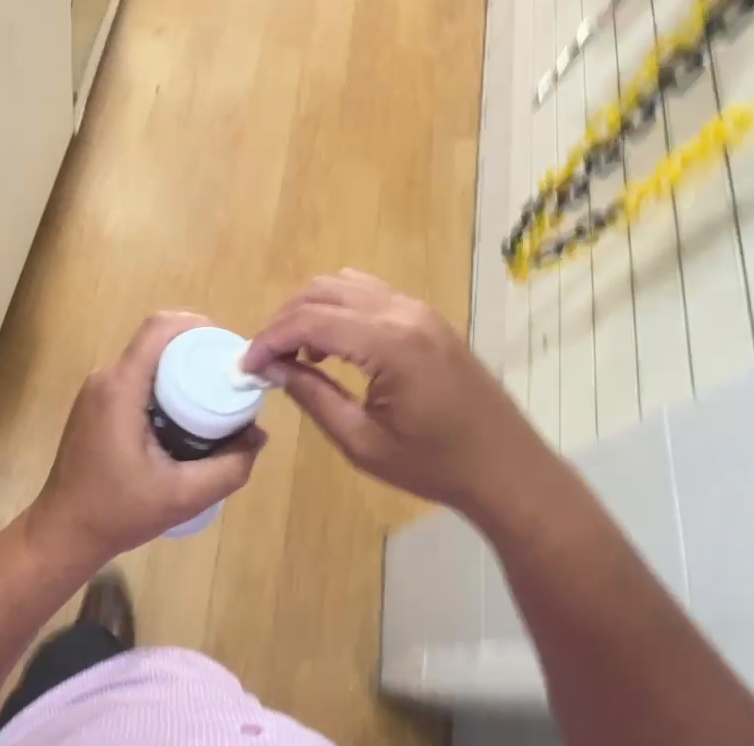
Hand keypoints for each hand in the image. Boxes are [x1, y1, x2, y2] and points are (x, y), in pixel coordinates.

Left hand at [26, 311, 266, 568]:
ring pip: (147, 361)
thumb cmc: (119, 512)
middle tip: (229, 379)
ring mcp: (96, 391)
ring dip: (180, 370)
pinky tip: (185, 417)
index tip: (228, 349)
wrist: (63, 533)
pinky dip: (163, 385)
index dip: (197, 326)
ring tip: (213, 399)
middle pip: (156, 342)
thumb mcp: (184, 496)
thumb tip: (259, 433)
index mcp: (121, 388)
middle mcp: (105, 378)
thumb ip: (230, 466)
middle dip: (197, 352)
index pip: (158, 328)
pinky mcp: (95, 405)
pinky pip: (135, 379)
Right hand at [242, 270, 556, 523]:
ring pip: (343, 285)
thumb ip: (311, 396)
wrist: (507, 469)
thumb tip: (268, 368)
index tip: (246, 367)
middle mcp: (402, 311)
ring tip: (296, 356)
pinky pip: (368, 293)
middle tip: (266, 362)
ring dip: (310, 312)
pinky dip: (338, 309)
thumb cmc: (434, 465)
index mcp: (389, 342)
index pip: (309, 321)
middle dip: (284, 322)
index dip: (269, 340)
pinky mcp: (426, 316)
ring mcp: (418, 309)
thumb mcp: (362, 441)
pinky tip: (333, 347)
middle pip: (321, 292)